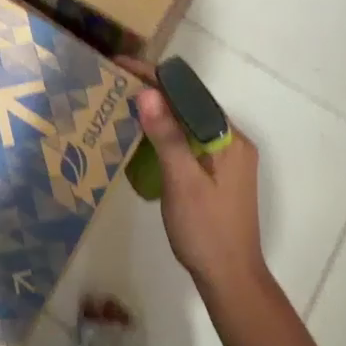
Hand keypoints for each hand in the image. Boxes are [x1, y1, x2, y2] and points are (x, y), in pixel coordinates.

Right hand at [128, 73, 267, 294]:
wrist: (230, 280)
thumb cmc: (206, 231)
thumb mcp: (182, 181)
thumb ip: (166, 136)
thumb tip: (147, 91)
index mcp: (229, 138)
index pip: (188, 93)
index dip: (154, 76)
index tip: (120, 65)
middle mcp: (231, 142)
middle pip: (189, 105)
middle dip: (153, 90)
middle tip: (113, 82)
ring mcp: (225, 159)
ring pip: (187, 123)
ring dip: (157, 112)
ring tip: (120, 103)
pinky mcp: (216, 175)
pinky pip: (187, 141)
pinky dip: (164, 134)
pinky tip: (141, 137)